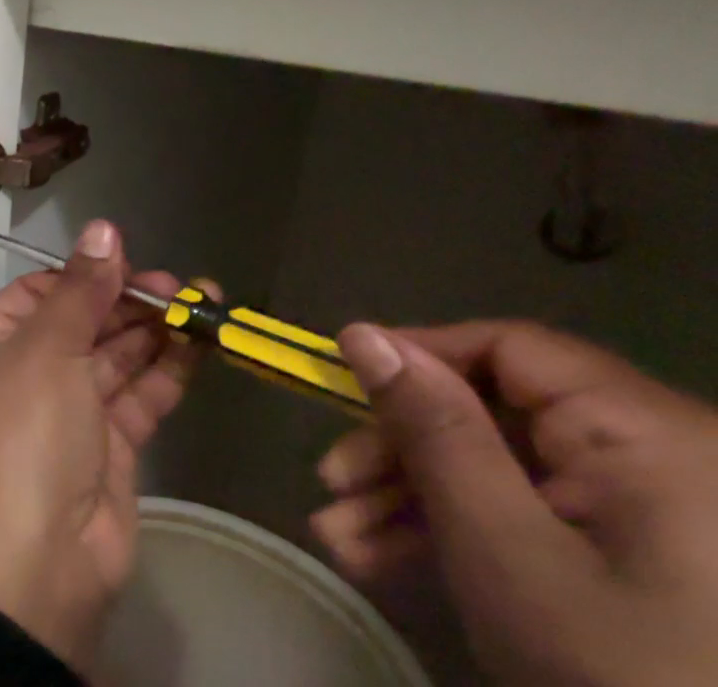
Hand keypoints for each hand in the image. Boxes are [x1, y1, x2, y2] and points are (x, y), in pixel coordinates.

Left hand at [0, 219, 206, 671]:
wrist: (38, 554)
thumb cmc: (26, 434)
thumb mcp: (47, 350)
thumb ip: (82, 291)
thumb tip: (103, 230)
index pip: (39, 293)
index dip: (86, 276)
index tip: (135, 264)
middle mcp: (24, 371)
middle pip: (82, 322)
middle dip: (130, 303)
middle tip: (187, 289)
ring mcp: (66, 410)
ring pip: (114, 357)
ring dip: (156, 333)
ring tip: (207, 307)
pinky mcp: (107, 445)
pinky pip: (137, 395)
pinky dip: (167, 371)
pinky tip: (203, 346)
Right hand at [316, 319, 717, 686]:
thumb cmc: (614, 665)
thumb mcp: (501, 545)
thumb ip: (433, 430)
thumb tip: (363, 336)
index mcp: (648, 435)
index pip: (511, 348)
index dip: (418, 355)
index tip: (337, 384)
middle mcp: (657, 455)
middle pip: (496, 412)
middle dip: (400, 448)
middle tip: (331, 487)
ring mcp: (648, 510)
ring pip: (501, 467)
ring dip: (411, 496)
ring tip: (341, 539)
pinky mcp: (636, 554)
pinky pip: (530, 513)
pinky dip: (456, 529)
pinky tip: (385, 559)